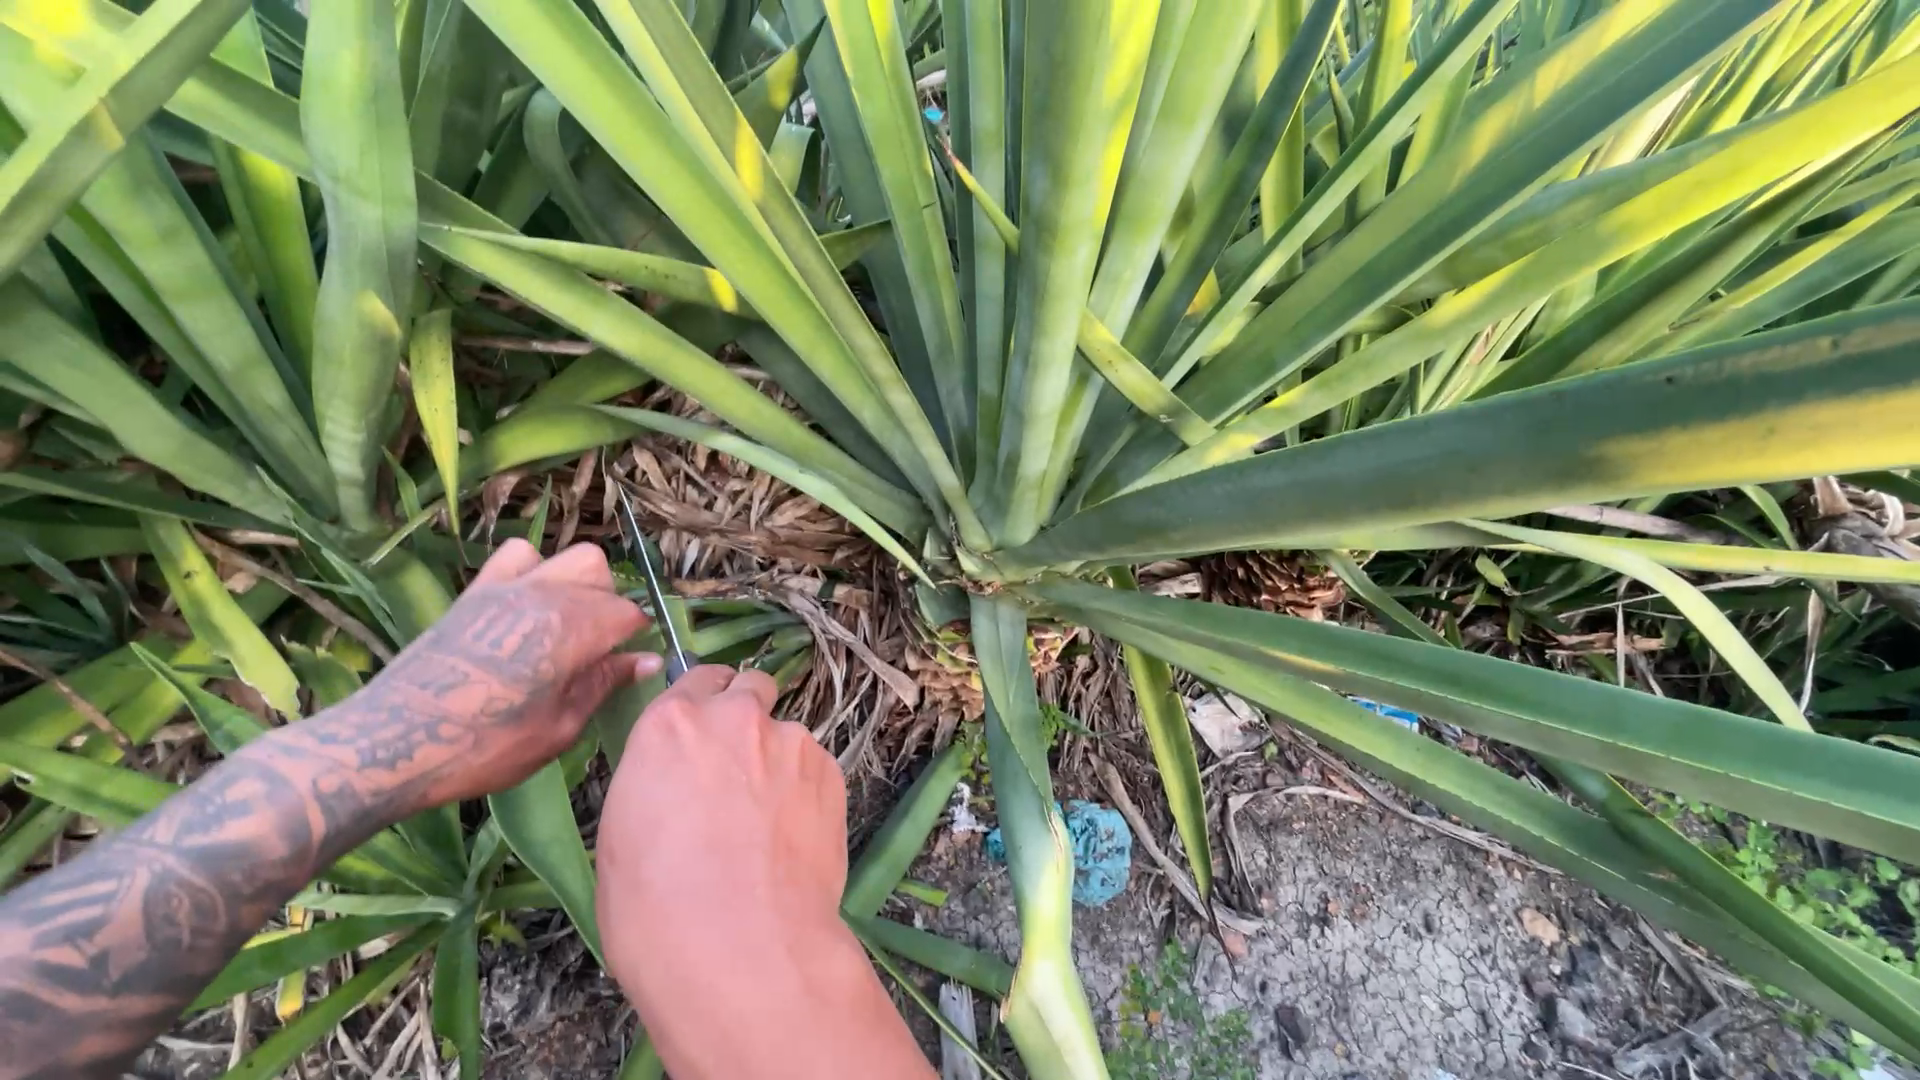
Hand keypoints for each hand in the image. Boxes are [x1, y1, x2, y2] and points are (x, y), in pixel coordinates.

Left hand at [352, 539, 659, 808]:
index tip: (627, 665)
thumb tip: (648, 661)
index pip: (629, 614)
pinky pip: (518, 556)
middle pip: (602, 576)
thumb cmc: (486, 747)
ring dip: (578, 584)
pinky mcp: (476, 592)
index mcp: (573, 629)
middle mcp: (546, 595)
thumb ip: (604, 684)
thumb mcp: (560, 727)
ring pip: (567, 558)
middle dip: (610, 606)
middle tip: (597, 648)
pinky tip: (527, 607)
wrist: (390, 744)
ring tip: (566, 624)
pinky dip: (534, 570)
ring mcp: (508, 588)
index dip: (636, 639)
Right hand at [598, 667, 931, 1078]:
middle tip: (739, 767)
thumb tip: (679, 780)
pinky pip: (814, 769)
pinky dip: (805, 790)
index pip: (697, 679)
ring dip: (776, 761)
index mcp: (673, 725)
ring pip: (785, 736)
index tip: (705, 727)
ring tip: (769, 823)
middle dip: (746, 713)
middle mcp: (736, 718)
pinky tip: (794, 838)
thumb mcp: (623, 833)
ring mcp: (790, 742)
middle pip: (750, 688)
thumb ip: (659, 779)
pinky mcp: (831, 772)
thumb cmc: (654, 907)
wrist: (741, 948)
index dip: (703, 702)